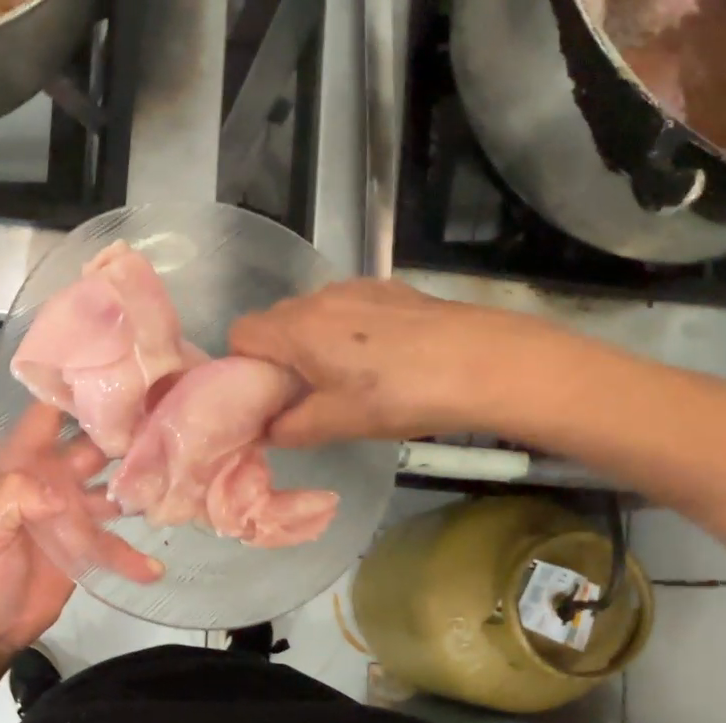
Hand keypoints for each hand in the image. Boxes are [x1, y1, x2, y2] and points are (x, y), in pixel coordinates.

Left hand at [0, 405, 162, 658]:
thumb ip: (14, 500)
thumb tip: (60, 493)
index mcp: (20, 470)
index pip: (45, 419)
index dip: (72, 394)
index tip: (112, 373)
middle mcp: (49, 484)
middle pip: (89, 450)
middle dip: (121, 436)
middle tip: (166, 422)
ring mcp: (69, 516)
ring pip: (110, 493)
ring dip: (136, 489)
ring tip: (174, 480)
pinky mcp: (84, 549)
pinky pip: (114, 545)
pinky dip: (133, 555)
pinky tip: (155, 565)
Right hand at [229, 280, 536, 446]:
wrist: (485, 363)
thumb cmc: (400, 396)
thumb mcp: (337, 423)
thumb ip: (290, 427)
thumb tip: (267, 430)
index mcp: (297, 329)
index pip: (240, 334)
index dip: (244, 367)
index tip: (266, 396)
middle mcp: (319, 298)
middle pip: (274, 322)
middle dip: (278, 358)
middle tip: (304, 396)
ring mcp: (357, 289)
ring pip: (311, 316)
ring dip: (313, 345)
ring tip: (346, 380)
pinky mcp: (389, 290)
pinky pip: (346, 309)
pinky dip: (346, 333)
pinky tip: (379, 361)